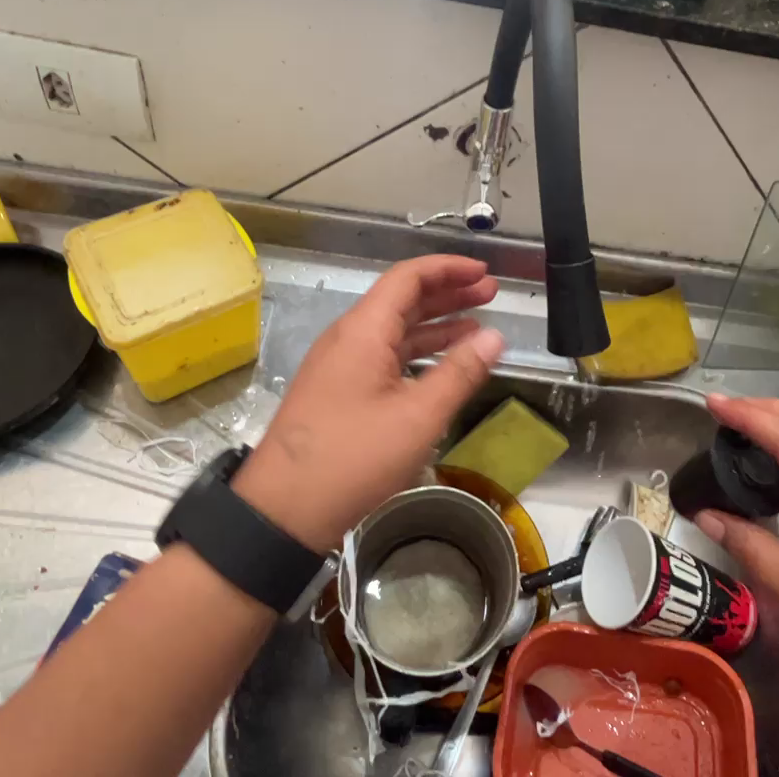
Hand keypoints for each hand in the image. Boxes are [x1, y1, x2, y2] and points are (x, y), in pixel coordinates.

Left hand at [233, 255, 504, 551]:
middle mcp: (349, 337)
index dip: (449, 269)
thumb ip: (459, 373)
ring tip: (478, 326)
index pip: (409, 277)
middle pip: (402, 299)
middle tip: (490, 293)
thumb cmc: (353, 457)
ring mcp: (341, 365)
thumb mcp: (418, 417)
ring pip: (394, 330)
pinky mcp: (338, 391)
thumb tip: (495, 337)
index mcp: (364, 330)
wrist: (283, 510)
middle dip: (448, 293)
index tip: (484, 272)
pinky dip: (417, 353)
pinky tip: (443, 365)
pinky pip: (384, 356)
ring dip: (436, 324)